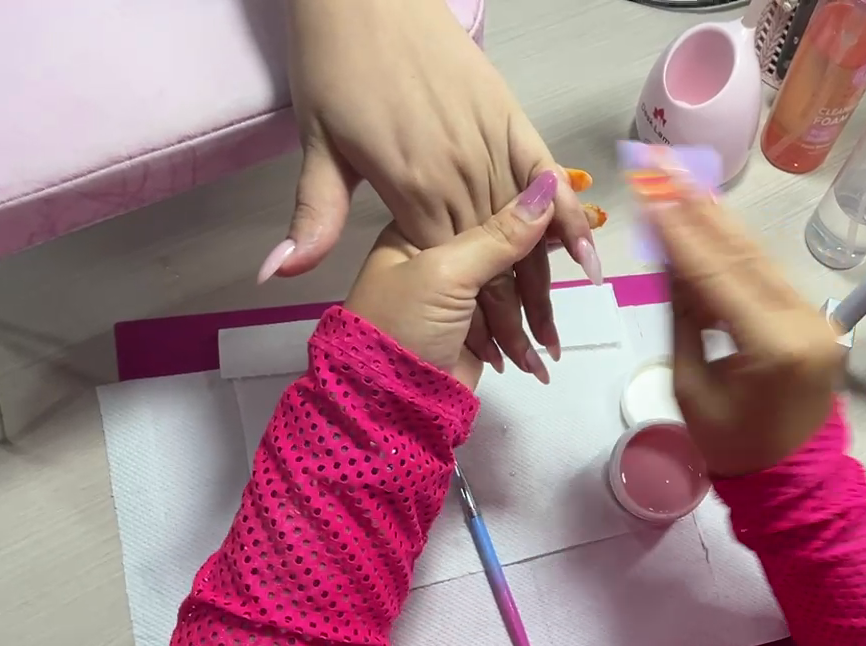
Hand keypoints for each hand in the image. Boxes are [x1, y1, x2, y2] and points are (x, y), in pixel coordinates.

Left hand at [268, 0, 599, 380]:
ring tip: (558, 328)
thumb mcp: (313, 149)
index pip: (453, 270)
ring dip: (544, 284)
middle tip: (540, 356)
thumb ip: (313, 220)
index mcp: (409, 192)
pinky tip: (585, 251)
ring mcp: (486, 147)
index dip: (475, 316)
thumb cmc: (330, 67)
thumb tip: (280, 275)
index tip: (496, 357)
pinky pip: (546, 176)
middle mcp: (454, 176)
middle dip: (518, 315)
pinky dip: (569, 213)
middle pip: (494, 259)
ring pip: (523, 230)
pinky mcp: (510, 119)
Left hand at [343, 171, 559, 390]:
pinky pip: (509, 326)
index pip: (485, 206)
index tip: (572, 213)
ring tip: (565, 304)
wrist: (389, 397)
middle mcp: (439, 258)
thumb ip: (500, 235)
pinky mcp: (471, 333)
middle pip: (504, 251)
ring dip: (537, 313)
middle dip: (541, 265)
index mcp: (422, 228)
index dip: (529, 211)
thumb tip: (550, 187)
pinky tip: (546, 346)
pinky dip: (527, 340)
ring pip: (512, 292)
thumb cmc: (405, 323)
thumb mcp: (448, 272)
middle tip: (586, 256)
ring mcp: (456, 299)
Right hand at [649, 185, 843, 475]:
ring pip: (759, 259)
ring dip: (718, 222)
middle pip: (743, 254)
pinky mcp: (816, 320)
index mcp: (773, 348)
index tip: (648, 190)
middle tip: (662, 165)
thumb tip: (668, 255)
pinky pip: (770, 277)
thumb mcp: (691, 386)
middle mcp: (804, 323)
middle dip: (698, 209)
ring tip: (681, 179)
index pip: (718, 275)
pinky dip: (738, 251)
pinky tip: (712, 221)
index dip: (679, 231)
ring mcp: (816, 319)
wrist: (789, 477)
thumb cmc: (730, 446)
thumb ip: (683, 317)